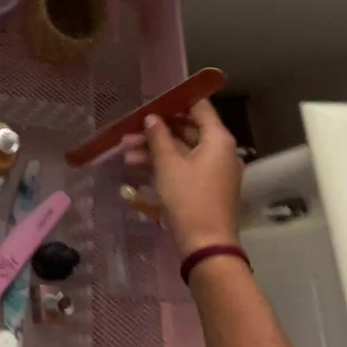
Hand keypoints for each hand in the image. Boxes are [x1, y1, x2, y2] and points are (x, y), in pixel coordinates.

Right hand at [142, 99, 243, 255]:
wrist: (206, 246)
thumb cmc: (189, 199)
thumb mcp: (168, 164)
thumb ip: (158, 136)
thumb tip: (152, 117)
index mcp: (218, 139)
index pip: (199, 107)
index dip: (176, 101)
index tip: (152, 100)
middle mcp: (220, 151)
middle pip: (187, 129)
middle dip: (156, 129)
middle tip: (130, 130)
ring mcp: (214, 170)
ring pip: (182, 149)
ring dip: (155, 148)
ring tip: (125, 150)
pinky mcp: (206, 187)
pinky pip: (184, 166)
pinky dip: (163, 163)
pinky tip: (136, 166)